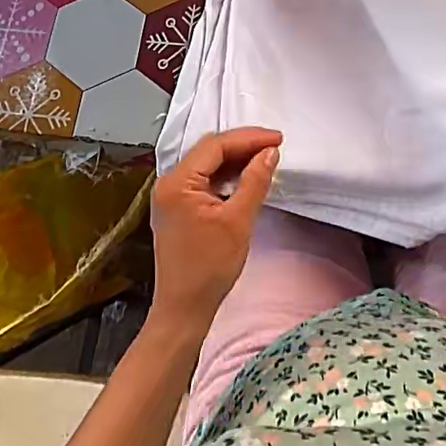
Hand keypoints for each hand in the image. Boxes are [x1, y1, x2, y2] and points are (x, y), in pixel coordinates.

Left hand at [150, 127, 281, 326]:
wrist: (184, 307)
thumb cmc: (209, 268)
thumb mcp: (238, 221)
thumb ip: (254, 181)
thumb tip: (269, 153)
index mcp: (177, 182)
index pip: (215, 146)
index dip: (248, 138)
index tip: (277, 138)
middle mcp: (168, 182)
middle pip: (208, 151)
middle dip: (242, 145)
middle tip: (274, 146)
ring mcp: (170, 195)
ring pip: (206, 165)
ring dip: (234, 160)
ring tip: (264, 158)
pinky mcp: (176, 207)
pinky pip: (202, 181)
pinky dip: (225, 176)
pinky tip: (245, 177)